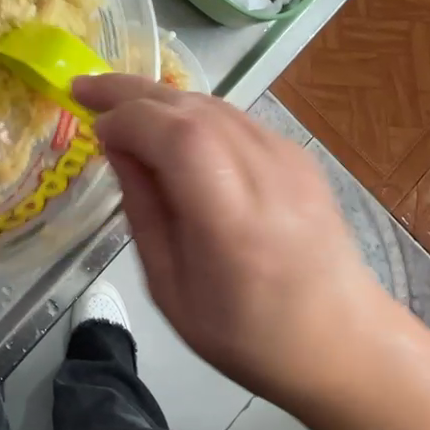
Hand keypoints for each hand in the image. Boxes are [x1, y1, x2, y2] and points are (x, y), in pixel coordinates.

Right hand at [73, 75, 387, 415]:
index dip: (129, 120)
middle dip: (131, 90)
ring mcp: (288, 157)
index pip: (178, 138)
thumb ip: (142, 210)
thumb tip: (117, 145)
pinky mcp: (296, 152)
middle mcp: (267, 177)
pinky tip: (166, 124)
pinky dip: (189, 110)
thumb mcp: (171, 290)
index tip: (94, 128)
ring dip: (158, 96)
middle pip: (192, 107)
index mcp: (234, 225)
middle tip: (84, 87)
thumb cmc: (247, 333)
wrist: (345, 342)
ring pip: (210, 102)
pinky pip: (231, 115)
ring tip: (116, 102)